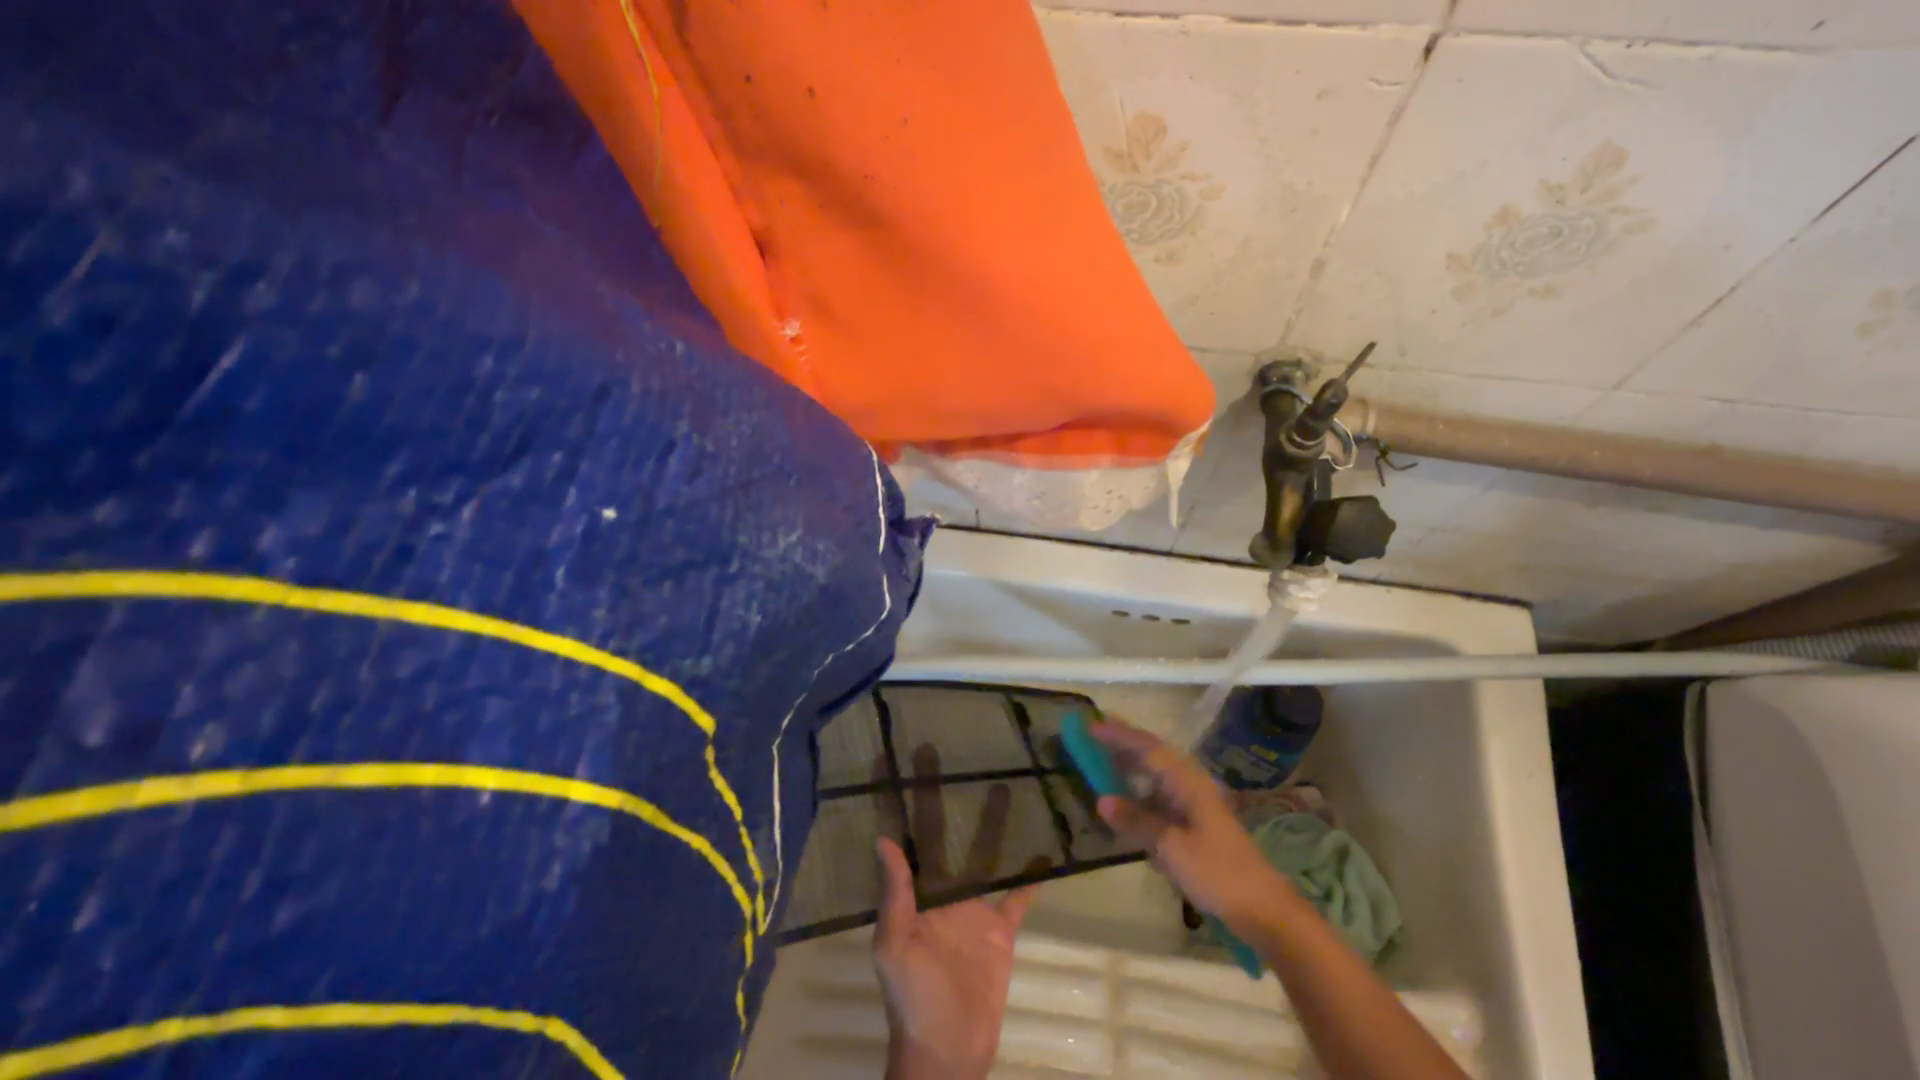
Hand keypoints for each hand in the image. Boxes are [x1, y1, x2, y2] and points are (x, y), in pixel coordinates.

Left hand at [871, 747, 1042, 1079]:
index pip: (904, 836)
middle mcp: (943, 892)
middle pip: (944, 834)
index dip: (896, 802)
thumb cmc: (913, 996)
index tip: (891, 762)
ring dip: (992, 823)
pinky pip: (1018, 896)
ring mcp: (974, 909)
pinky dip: (1031, 875)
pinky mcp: (1002, 930)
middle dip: (941, 797)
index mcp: (914, 894)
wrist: (949, 1049)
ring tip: (1003, 784)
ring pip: (985, 855)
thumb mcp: (895, 945)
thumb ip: (895, 894)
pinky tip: (1047, 849)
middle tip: (945, 754)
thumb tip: (883, 839)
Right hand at [1089, 718, 1290, 927]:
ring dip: (1130, 770)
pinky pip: (1159, 801)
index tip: (1092, 726)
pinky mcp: (1193, 827)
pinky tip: (1123, 806)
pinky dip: (1138, 797)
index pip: (1149, 748)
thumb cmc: (1217, 873)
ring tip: (1099, 766)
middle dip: (1123, 746)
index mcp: (1189, 783)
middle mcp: (1191, 787)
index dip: (1120, 736)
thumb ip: (1136, 821)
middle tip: (1090, 740)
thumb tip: (1102, 799)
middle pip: (1153, 757)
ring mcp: (1194, 807)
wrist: (1260, 908)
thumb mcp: (1171, 848)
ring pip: (1156, 779)